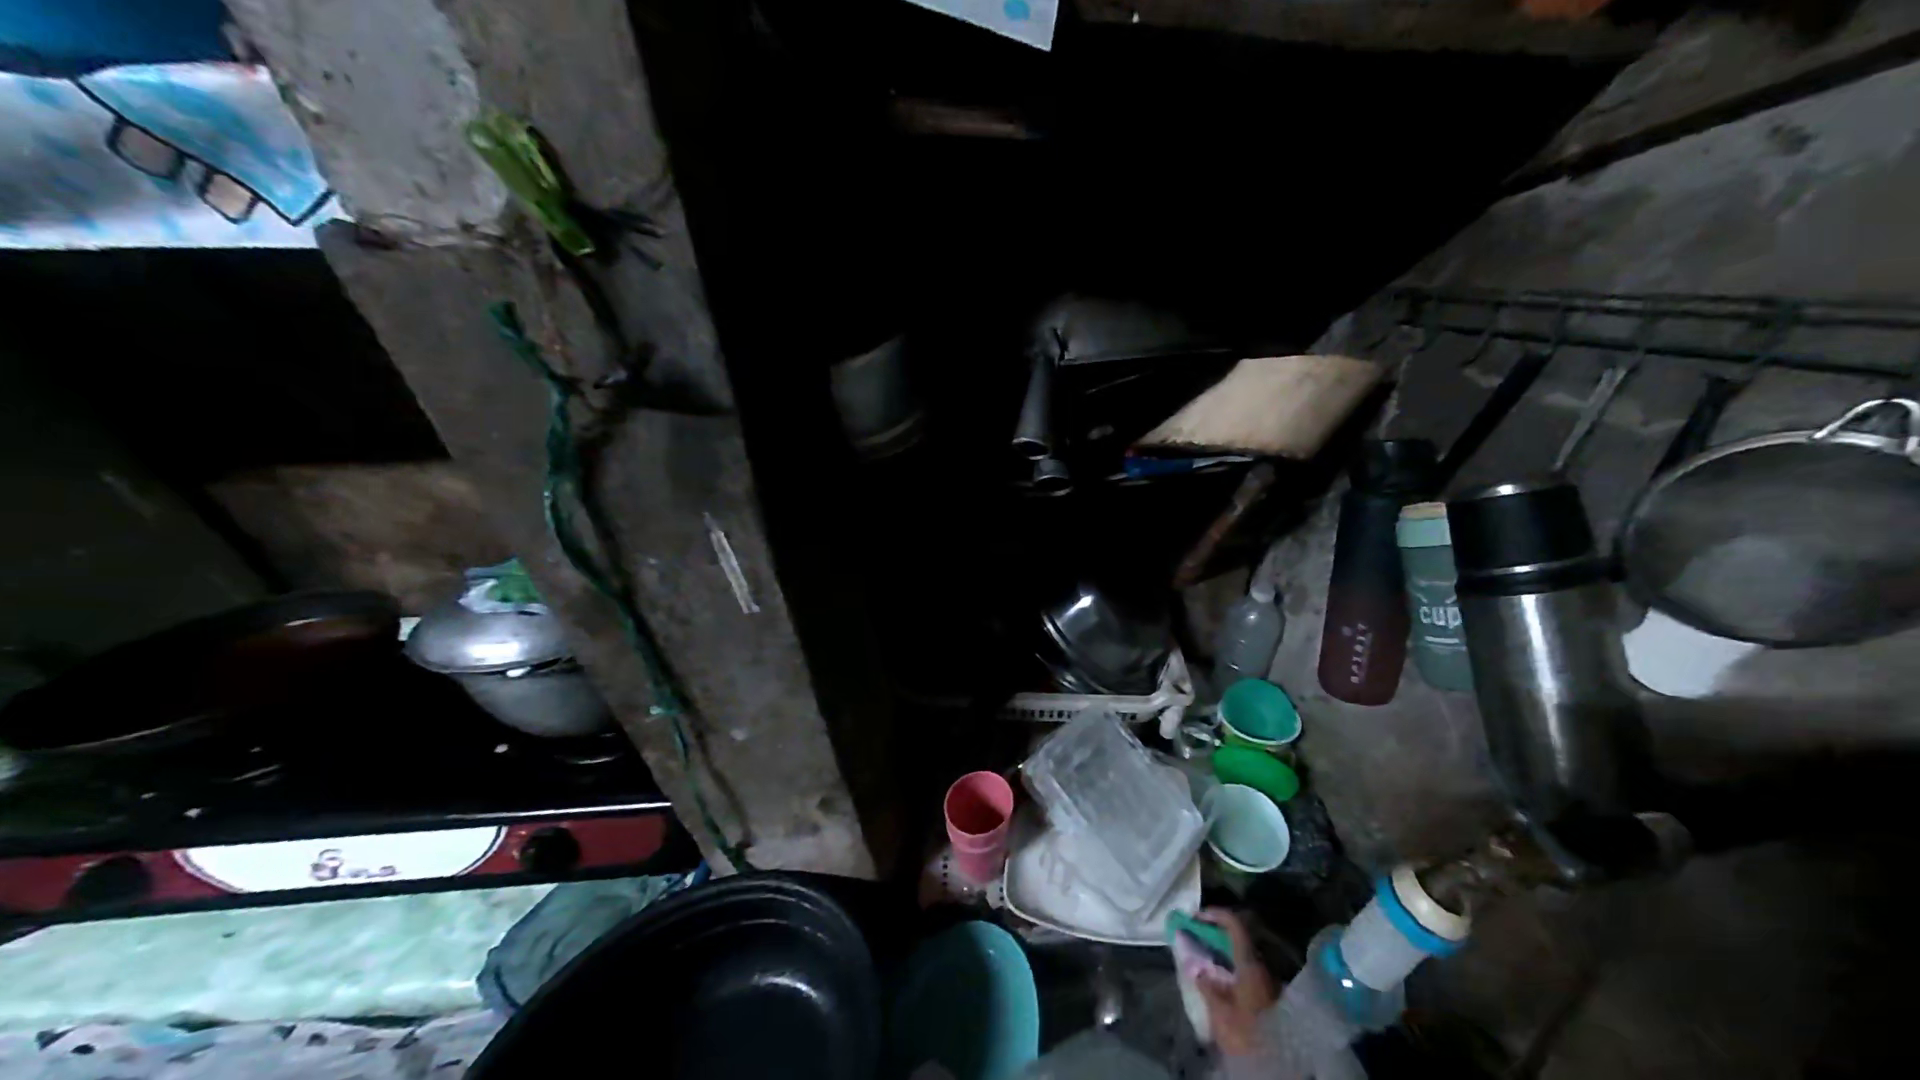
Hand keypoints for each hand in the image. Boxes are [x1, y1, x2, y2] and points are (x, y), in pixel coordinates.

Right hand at [1195, 908, 1277, 1056]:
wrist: (1277, 1068)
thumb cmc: (1247, 1036)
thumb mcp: (1219, 1012)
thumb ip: (1205, 984)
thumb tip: (1194, 964)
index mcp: (1250, 965)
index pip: (1235, 925)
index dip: (1215, 914)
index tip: (1196, 916)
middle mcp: (1262, 967)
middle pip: (1240, 936)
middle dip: (1217, 930)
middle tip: (1196, 933)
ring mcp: (1268, 980)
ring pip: (1243, 952)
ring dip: (1223, 947)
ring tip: (1202, 953)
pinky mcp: (1269, 995)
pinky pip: (1246, 967)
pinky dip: (1230, 962)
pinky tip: (1217, 975)